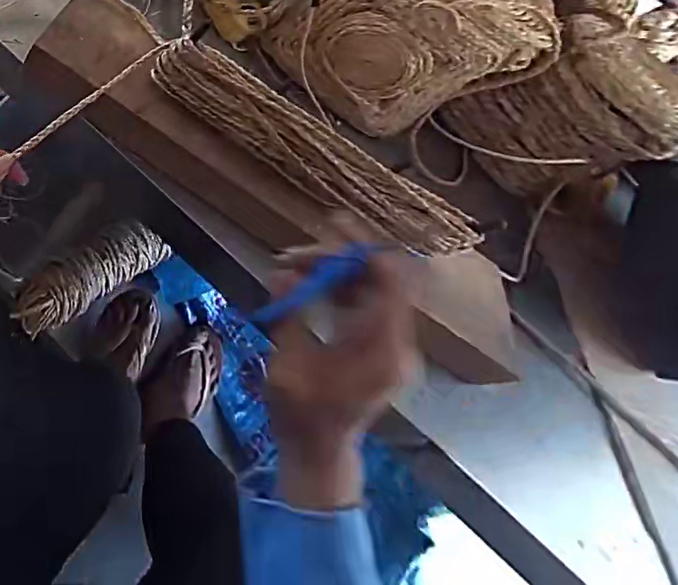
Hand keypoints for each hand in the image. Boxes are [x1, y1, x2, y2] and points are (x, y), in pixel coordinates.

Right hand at [263, 245, 422, 509]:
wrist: (319, 454)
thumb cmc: (302, 416)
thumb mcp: (288, 366)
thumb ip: (290, 316)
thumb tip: (281, 271)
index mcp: (382, 350)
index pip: (389, 283)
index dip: (364, 248)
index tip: (334, 223)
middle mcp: (396, 344)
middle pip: (376, 280)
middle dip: (335, 259)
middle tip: (294, 253)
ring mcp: (389, 345)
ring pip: (367, 287)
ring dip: (332, 271)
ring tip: (291, 265)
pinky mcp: (377, 345)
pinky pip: (362, 301)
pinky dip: (336, 286)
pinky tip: (306, 282)